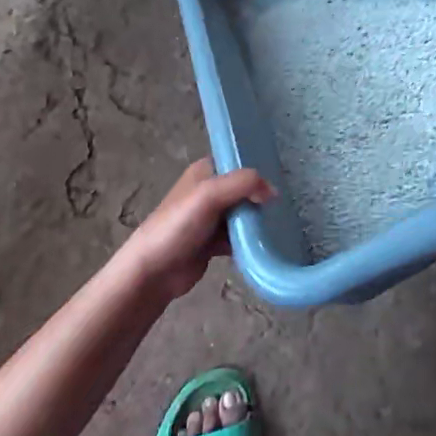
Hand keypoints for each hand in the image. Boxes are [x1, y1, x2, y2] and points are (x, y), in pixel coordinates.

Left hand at [118, 160, 273, 300]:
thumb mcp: (209, 195)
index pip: (239, 162)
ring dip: (257, 222)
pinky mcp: (213, 241)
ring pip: (244, 214)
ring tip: (280, 227)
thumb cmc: (178, 226)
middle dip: (261, 199)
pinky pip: (239, 237)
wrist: (153, 272)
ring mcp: (210, 217)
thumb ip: (243, 184)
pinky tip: (264, 246)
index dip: (259, 171)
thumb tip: (273, 192)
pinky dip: (250, 241)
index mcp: (205, 172)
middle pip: (245, 190)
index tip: (282, 182)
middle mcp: (208, 191)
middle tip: (283, 209)